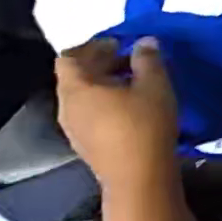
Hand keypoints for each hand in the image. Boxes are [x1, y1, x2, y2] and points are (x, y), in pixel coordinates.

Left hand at [55, 37, 179, 189]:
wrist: (139, 178)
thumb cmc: (145, 125)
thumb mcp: (155, 85)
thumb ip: (148, 59)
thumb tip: (144, 42)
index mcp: (77, 89)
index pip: (70, 57)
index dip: (93, 46)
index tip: (120, 44)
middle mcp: (67, 107)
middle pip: (75, 77)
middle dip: (101, 64)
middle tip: (132, 60)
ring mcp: (73, 129)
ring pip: (83, 97)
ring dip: (104, 85)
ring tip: (134, 84)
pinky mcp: (86, 145)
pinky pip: (89, 114)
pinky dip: (105, 103)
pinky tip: (131, 109)